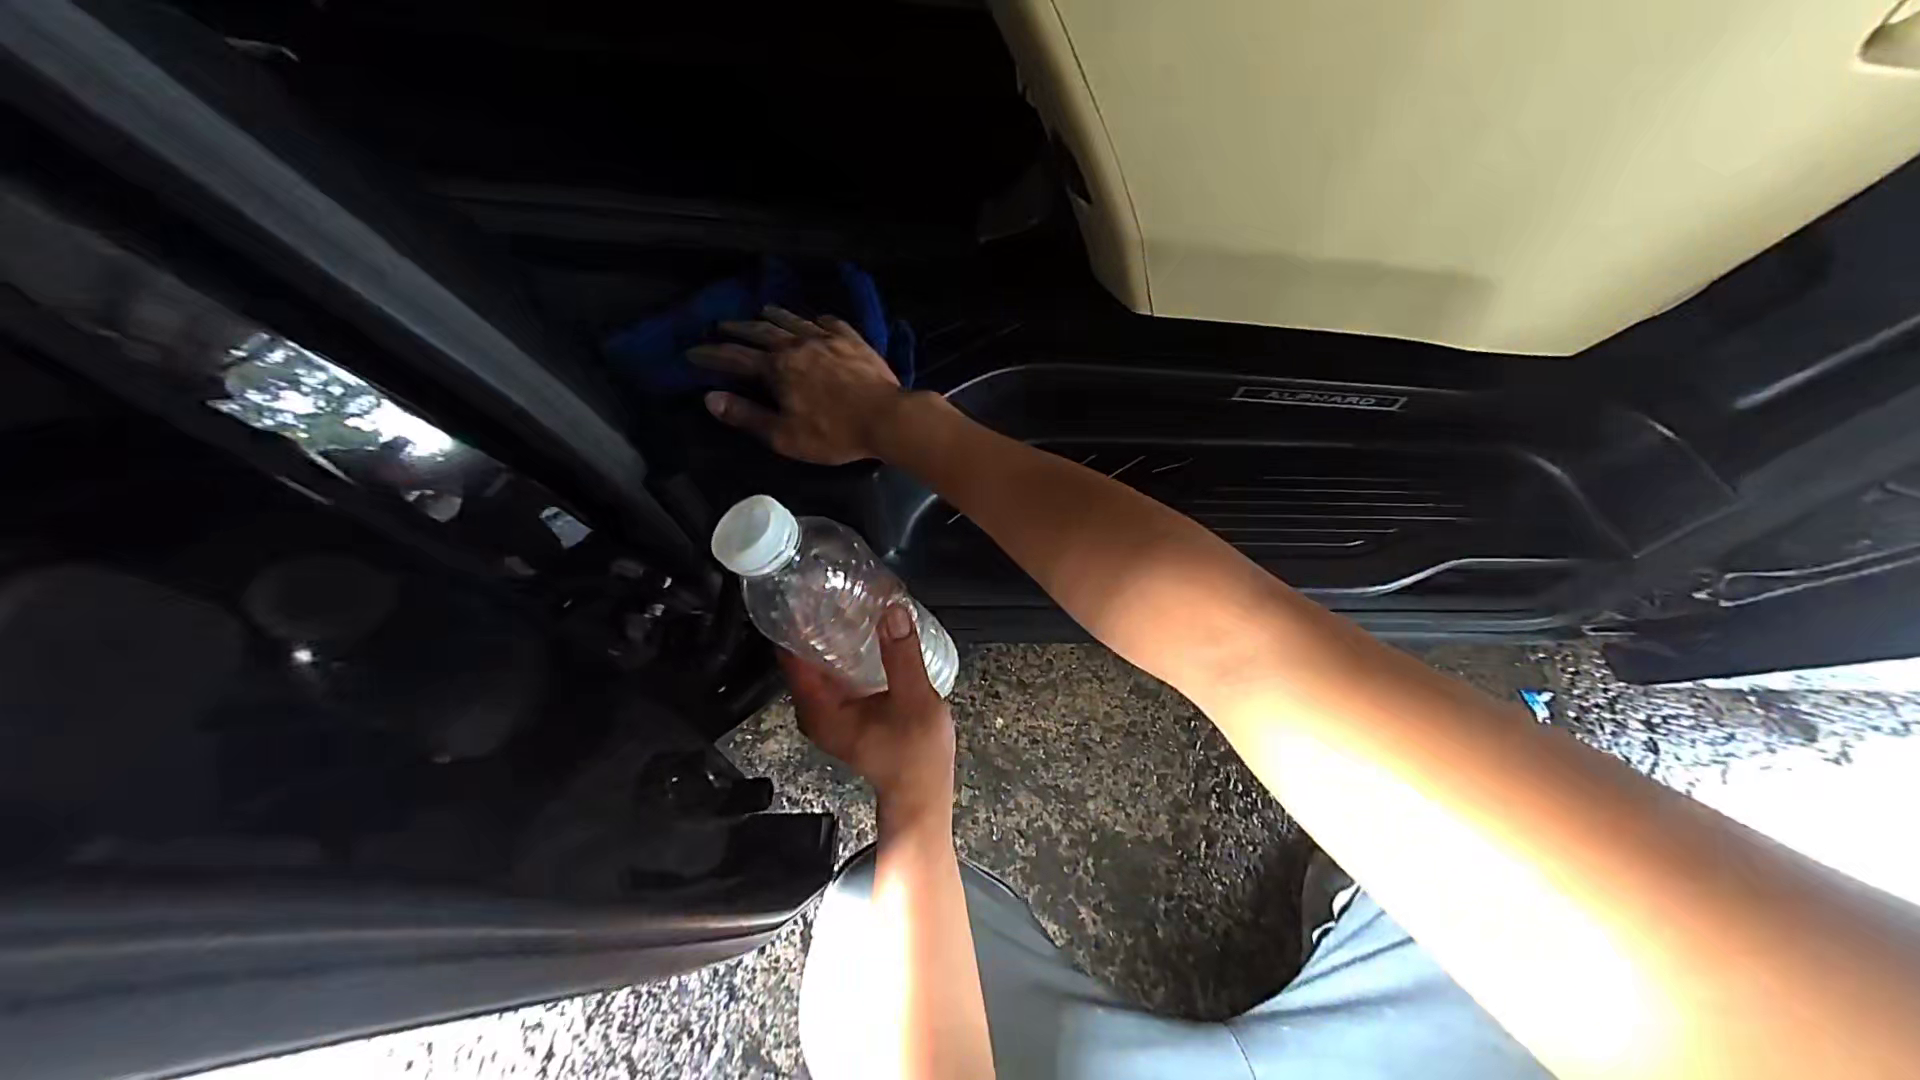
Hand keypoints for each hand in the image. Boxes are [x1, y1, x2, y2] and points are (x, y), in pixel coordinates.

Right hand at [691, 305, 910, 464]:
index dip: (712, 355)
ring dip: (774, 316)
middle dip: (738, 329)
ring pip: (795, 321)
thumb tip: (711, 398)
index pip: (735, 358)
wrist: (886, 418)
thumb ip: (747, 416)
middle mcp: (799, 345)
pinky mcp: (855, 342)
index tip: (692, 352)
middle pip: (762, 331)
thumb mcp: (784, 435)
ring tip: (762, 309)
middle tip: (722, 325)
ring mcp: (829, 340)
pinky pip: (831, 323)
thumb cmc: (834, 433)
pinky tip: (816, 319)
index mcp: (778, 368)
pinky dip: (817, 319)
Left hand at [780, 602, 955, 816]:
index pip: (791, 655)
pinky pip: (834, 674)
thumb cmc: (915, 758)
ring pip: (819, 664)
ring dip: (832, 636)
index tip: (810, 591)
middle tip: (836, 590)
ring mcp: (830, 714)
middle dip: (817, 623)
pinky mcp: (845, 714)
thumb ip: (902, 655)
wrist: (923, 795)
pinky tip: (866, 635)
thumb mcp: (914, 699)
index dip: (797, 620)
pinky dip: (844, 653)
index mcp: (820, 710)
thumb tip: (892, 611)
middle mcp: (816, 712)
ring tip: (852, 604)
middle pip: (803, 656)